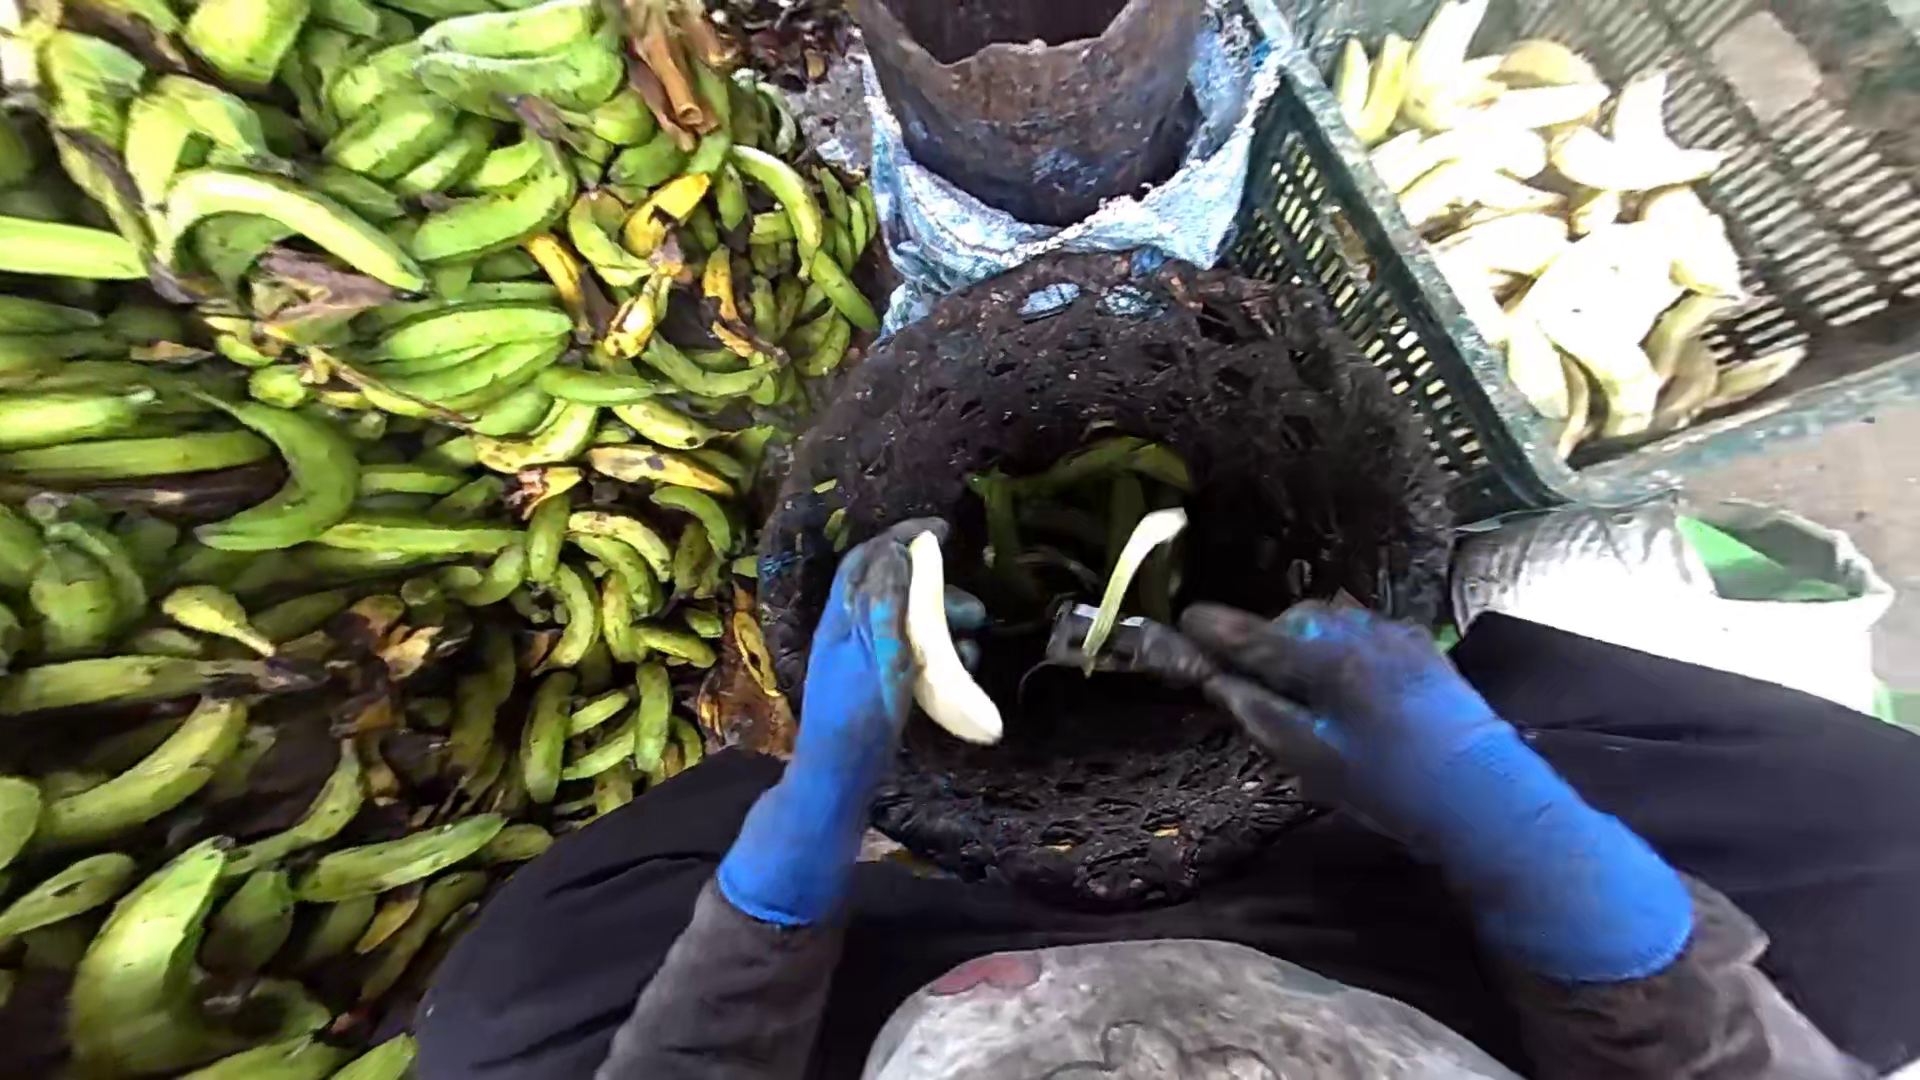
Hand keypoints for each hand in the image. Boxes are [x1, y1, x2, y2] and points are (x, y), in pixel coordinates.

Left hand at [718, 519, 982, 925]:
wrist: (840, 775)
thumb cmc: (861, 714)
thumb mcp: (878, 653)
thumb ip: (886, 601)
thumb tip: (896, 549)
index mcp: (844, 616)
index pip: (868, 558)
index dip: (900, 537)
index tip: (940, 528)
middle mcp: (851, 627)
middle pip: (893, 588)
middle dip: (936, 590)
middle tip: (973, 608)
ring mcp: (864, 653)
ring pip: (907, 618)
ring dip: (942, 621)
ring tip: (973, 640)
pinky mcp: (879, 676)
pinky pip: (910, 647)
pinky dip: (937, 648)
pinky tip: (960, 664)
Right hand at [1181, 602, 1692, 981]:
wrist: (1492, 804)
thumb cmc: (1387, 786)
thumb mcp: (1308, 757)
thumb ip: (1256, 711)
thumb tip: (1217, 682)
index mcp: (1325, 663)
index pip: (1253, 636)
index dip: (1214, 627)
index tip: (1186, 618)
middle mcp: (1357, 635)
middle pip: (1289, 620)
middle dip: (1263, 636)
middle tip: (1253, 670)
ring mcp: (1392, 635)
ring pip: (1325, 619)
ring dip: (1300, 636)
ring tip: (1300, 673)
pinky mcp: (1418, 644)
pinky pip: (1358, 626)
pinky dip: (1334, 639)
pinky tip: (1341, 670)